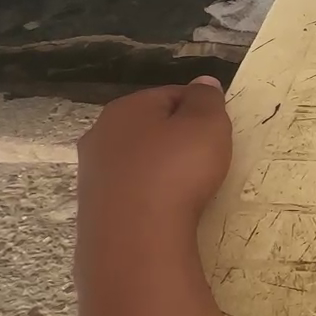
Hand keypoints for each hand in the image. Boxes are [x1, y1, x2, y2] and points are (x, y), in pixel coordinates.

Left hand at [77, 77, 233, 229]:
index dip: (202, 107)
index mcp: (127, 108)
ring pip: (141, 155)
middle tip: (209, 153)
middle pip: (153, 124)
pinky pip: (133, 184)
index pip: (172, 93)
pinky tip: (170, 200)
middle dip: (180, 135)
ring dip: (165, 162)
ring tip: (192, 181)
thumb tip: (202, 83)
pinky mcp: (96, 201)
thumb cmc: (177, 169)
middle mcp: (101, 132)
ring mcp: (93, 169)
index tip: (222, 128)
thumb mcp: (208, 125)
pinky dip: (153, 187)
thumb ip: (207, 100)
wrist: (136, 233)